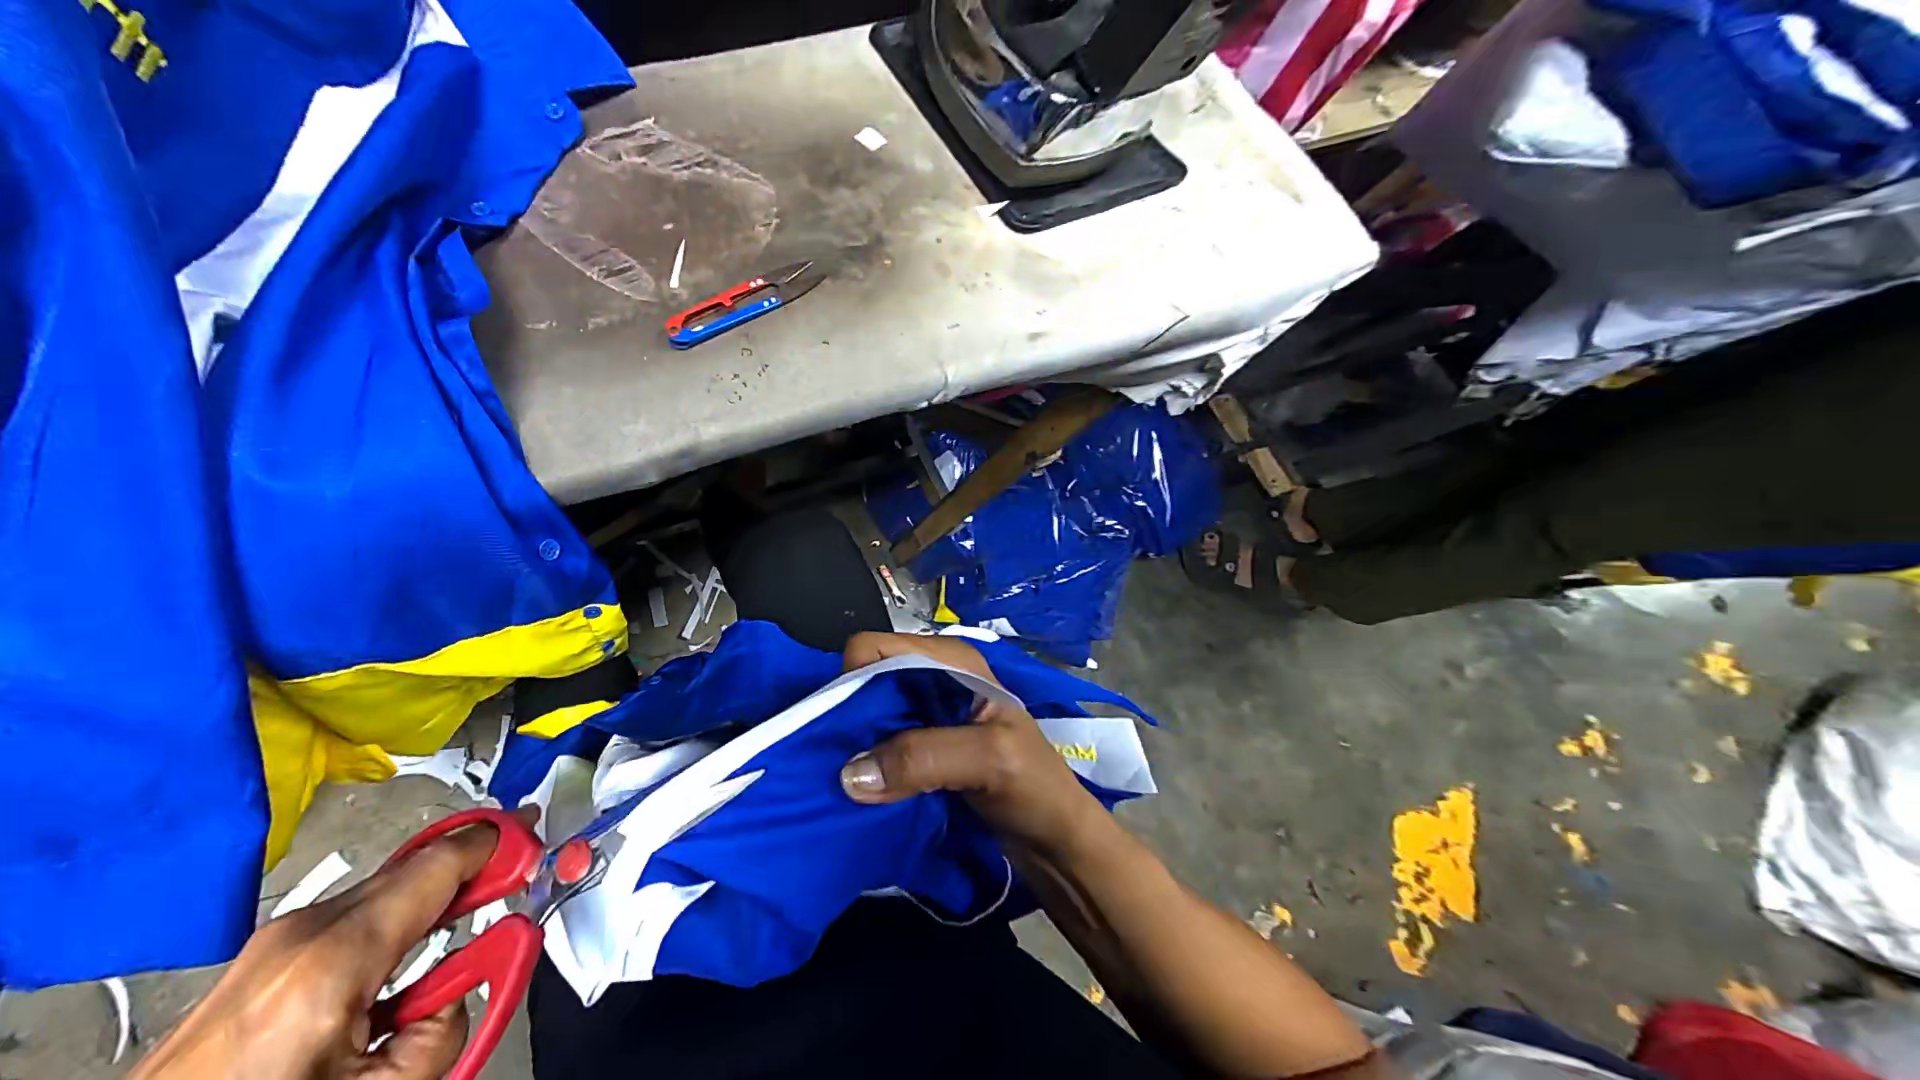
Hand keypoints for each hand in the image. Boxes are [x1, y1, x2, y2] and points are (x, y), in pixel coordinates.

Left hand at [130, 812, 525, 1079]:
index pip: (441, 862)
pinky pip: (356, 913)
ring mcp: (275, 941)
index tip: (533, 848)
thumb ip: (443, 1033)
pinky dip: (399, 918)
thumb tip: (460, 992)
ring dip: (436, 898)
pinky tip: (407, 959)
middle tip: (516, 879)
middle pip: (419, 865)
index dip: (498, 845)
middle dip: (474, 867)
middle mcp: (302, 933)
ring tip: (463, 930)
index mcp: (334, 959)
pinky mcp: (263, 957)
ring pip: (389, 888)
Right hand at [837, 632, 1108, 853]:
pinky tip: (861, 787)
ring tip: (844, 779)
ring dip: (855, 745)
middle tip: (837, 761)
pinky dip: (866, 763)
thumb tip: (848, 773)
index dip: (852, 681)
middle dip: (848, 716)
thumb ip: (924, 757)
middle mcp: (934, 677)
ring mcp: (928, 714)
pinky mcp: (923, 748)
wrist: (1057, 839)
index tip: (844, 731)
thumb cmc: (1035, 788)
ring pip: (870, 714)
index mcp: (951, 660)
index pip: (875, 648)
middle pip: (866, 680)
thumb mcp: (989, 761)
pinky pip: (880, 745)